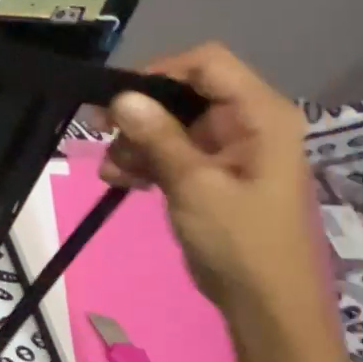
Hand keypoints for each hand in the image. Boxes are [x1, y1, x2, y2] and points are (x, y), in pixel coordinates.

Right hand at [101, 43, 320, 313]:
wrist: (262, 297)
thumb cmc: (238, 238)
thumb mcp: (194, 185)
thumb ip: (159, 138)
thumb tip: (122, 98)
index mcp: (260, 115)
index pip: (207, 64)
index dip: (158, 74)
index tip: (115, 103)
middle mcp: (247, 122)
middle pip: (183, 94)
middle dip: (139, 115)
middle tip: (100, 136)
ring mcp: (228, 148)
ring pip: (169, 124)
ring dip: (135, 143)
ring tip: (113, 173)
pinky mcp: (210, 172)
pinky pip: (170, 151)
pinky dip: (144, 161)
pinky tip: (123, 181)